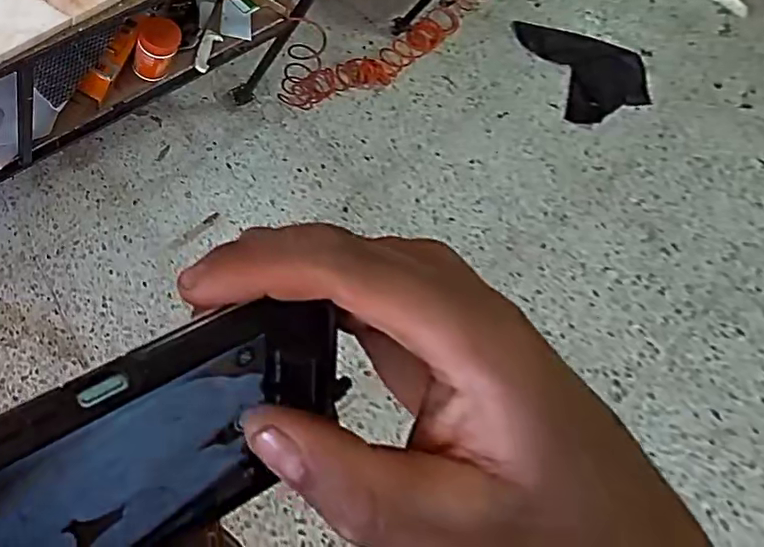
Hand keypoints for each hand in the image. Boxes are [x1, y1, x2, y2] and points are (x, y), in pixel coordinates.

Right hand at [178, 225, 706, 546]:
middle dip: (261, 256)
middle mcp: (460, 300)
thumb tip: (258, 423)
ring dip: (283, 263)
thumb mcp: (451, 533)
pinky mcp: (445, 325)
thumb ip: (350, 485)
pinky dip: (312, 284)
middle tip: (198, 291)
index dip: (261, 266)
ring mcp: (455, 307)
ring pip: (351, 254)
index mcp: (470, 334)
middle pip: (344, 246)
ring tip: (229, 291)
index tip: (198, 287)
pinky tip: (287, 305)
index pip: (344, 268)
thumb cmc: (565, 539)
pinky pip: (365, 281)